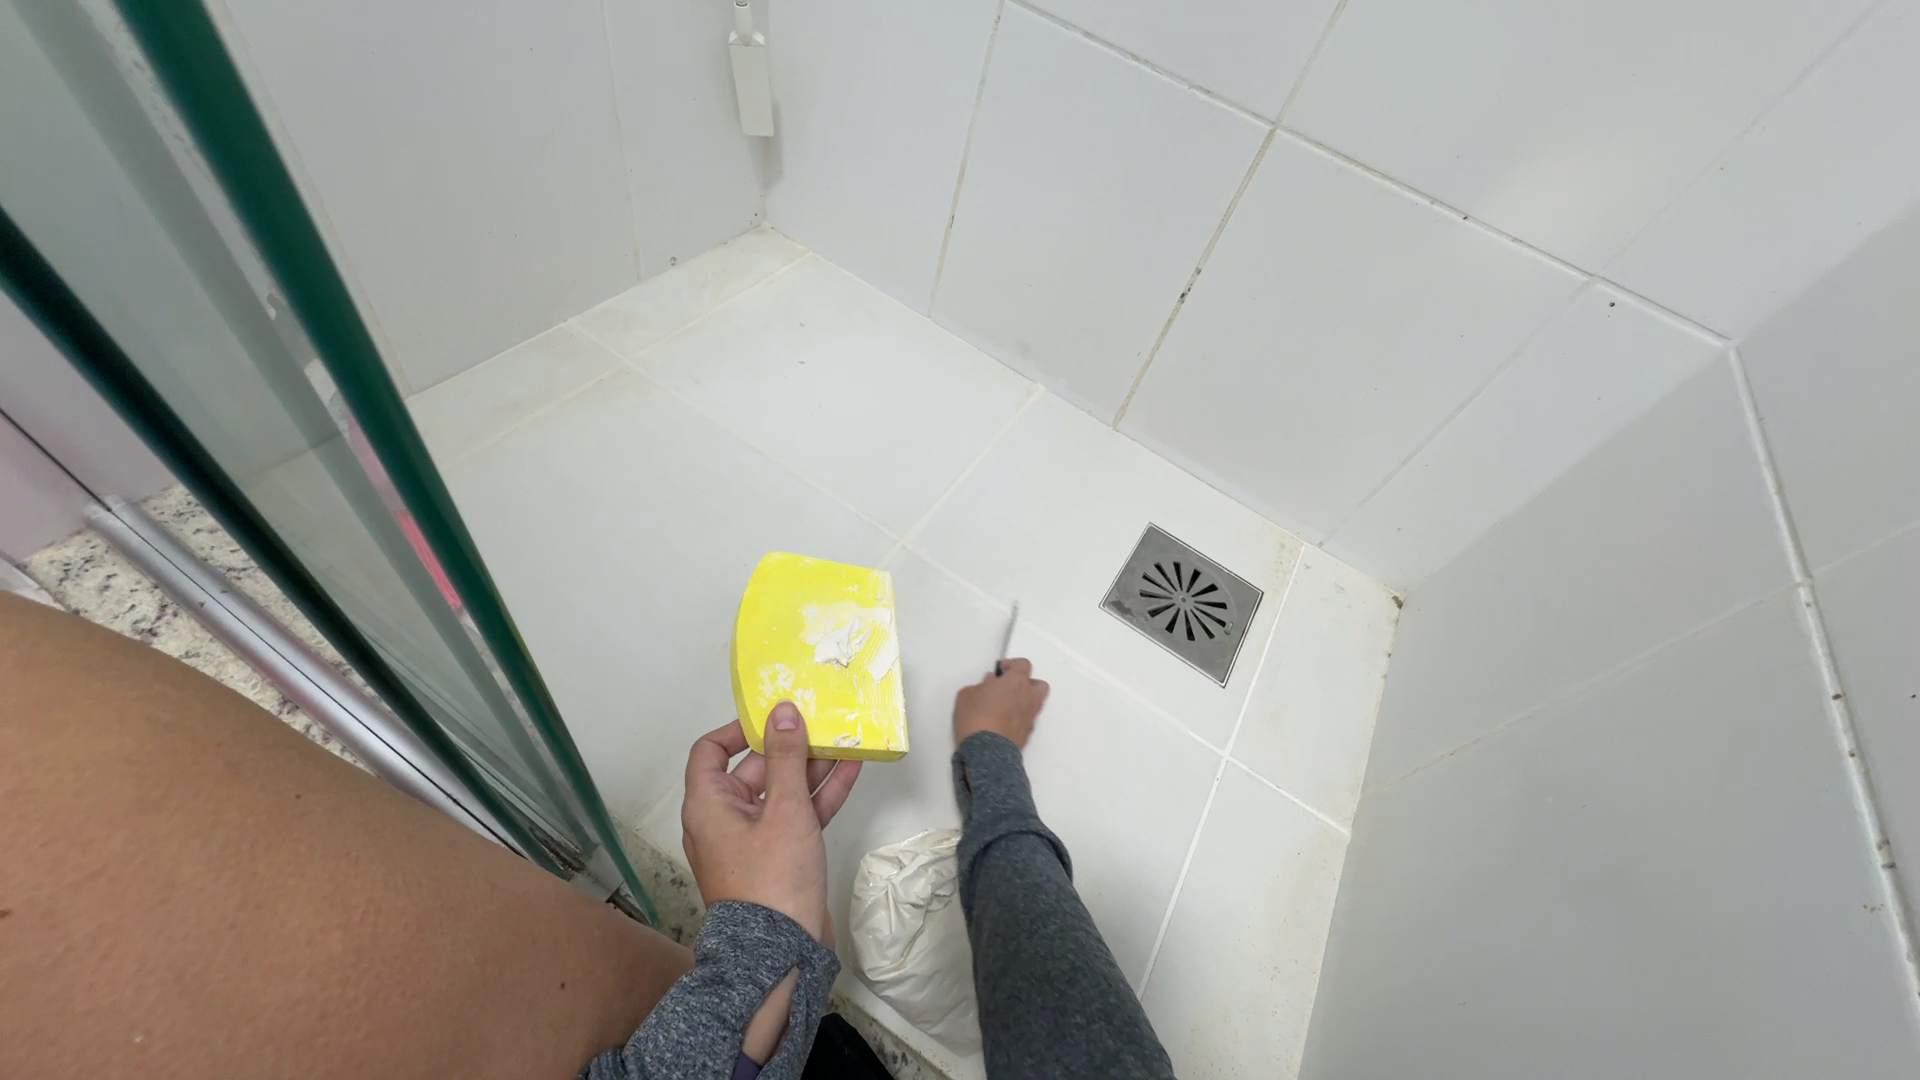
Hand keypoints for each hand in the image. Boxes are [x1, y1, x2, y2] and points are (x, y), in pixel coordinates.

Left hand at [680, 704, 861, 941]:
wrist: (783, 954)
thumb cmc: (773, 876)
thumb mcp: (784, 809)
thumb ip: (786, 758)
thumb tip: (782, 712)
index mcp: (709, 805)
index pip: (711, 751)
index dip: (740, 729)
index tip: (774, 716)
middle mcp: (726, 818)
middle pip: (756, 768)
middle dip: (791, 746)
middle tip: (823, 722)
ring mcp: (755, 838)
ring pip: (783, 790)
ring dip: (812, 767)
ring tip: (845, 740)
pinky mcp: (781, 855)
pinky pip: (798, 814)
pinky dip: (821, 794)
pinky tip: (851, 771)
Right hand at [954, 657, 1048, 749]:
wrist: (987, 752)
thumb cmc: (976, 717)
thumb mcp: (967, 695)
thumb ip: (981, 686)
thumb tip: (990, 684)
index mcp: (1016, 682)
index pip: (1023, 664)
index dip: (1012, 665)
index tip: (1000, 671)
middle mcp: (1029, 698)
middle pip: (1039, 684)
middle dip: (1026, 684)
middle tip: (1008, 689)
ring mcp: (1030, 717)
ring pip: (1035, 704)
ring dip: (1023, 702)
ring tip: (1005, 707)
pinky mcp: (1028, 735)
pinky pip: (1027, 720)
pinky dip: (1019, 719)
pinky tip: (1003, 723)